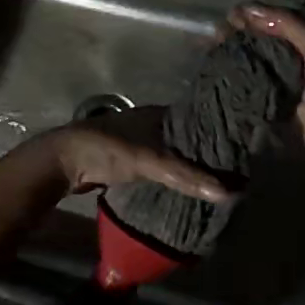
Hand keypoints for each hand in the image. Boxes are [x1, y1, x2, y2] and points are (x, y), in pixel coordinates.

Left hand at [35, 112, 225, 202]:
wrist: (64, 161)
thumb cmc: (109, 149)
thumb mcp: (152, 162)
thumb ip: (187, 176)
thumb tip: (231, 191)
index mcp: (159, 113)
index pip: (198, 120)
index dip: (218, 133)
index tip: (241, 150)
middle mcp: (151, 123)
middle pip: (186, 138)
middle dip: (205, 153)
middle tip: (231, 172)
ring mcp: (139, 142)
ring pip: (172, 153)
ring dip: (187, 166)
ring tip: (214, 183)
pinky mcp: (129, 161)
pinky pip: (159, 168)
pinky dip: (171, 177)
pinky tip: (183, 189)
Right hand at [228, 5, 304, 138]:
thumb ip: (289, 25)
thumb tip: (248, 9)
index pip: (284, 19)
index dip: (259, 14)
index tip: (232, 16)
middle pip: (268, 36)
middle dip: (244, 31)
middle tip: (217, 33)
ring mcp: (292, 78)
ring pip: (260, 56)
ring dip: (238, 49)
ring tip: (213, 45)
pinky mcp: (280, 99)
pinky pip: (257, 77)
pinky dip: (241, 70)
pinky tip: (222, 65)